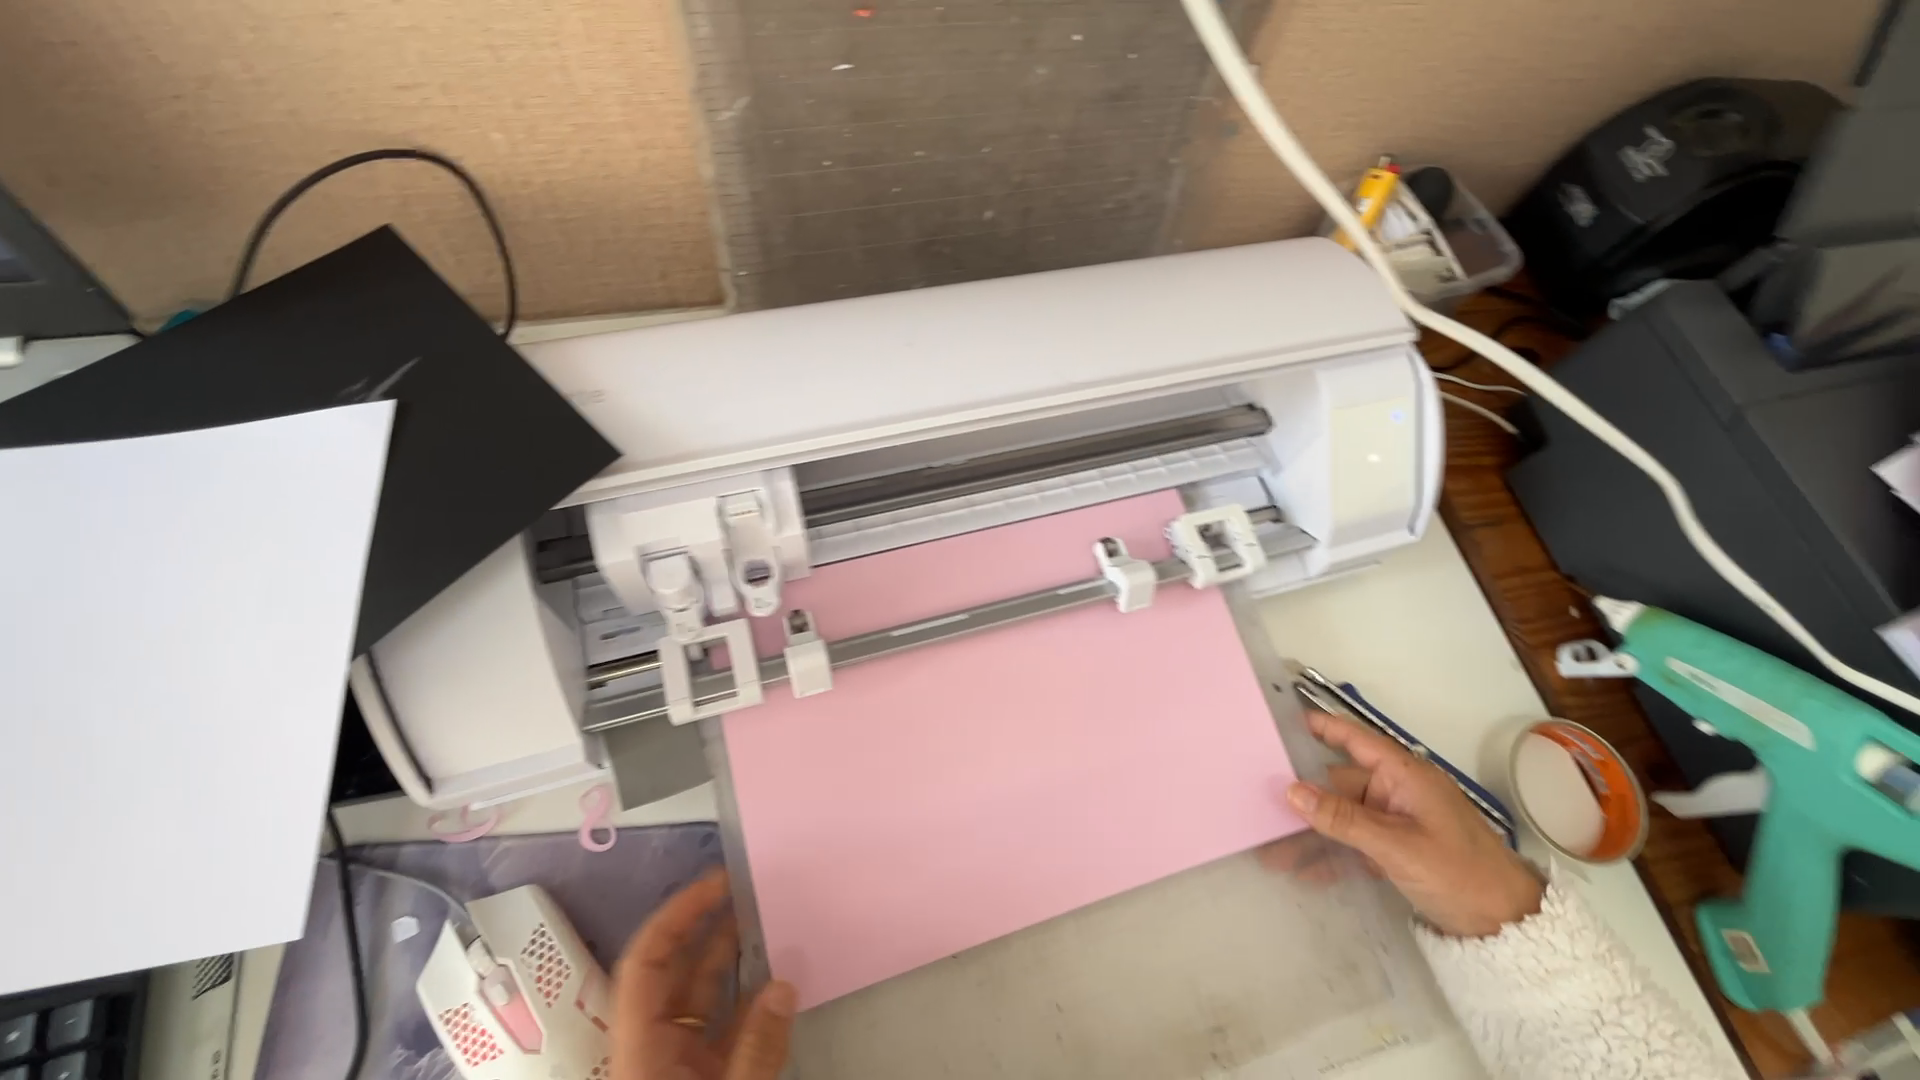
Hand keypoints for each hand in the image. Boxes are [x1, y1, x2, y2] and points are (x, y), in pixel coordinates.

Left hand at [613, 869, 796, 1079]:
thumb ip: (757, 1050)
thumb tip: (783, 985)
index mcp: (639, 1051)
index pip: (645, 964)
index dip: (676, 916)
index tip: (716, 883)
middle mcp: (654, 1050)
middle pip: (674, 972)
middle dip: (708, 928)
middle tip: (746, 889)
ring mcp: (679, 1068)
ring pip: (702, 999)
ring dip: (732, 960)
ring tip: (765, 921)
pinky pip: (724, 1030)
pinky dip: (749, 1004)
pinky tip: (777, 982)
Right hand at [1268, 710, 1544, 937]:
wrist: (1507, 928)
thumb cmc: (1458, 873)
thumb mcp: (1396, 846)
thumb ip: (1342, 819)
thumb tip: (1290, 791)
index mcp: (1403, 776)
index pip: (1355, 739)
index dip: (1321, 727)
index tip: (1281, 721)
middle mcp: (1396, 791)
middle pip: (1337, 786)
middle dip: (1301, 802)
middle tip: (1259, 811)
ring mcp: (1395, 821)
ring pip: (1341, 819)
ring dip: (1310, 836)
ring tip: (1272, 855)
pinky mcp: (1396, 850)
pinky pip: (1353, 844)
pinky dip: (1330, 856)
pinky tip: (1303, 872)